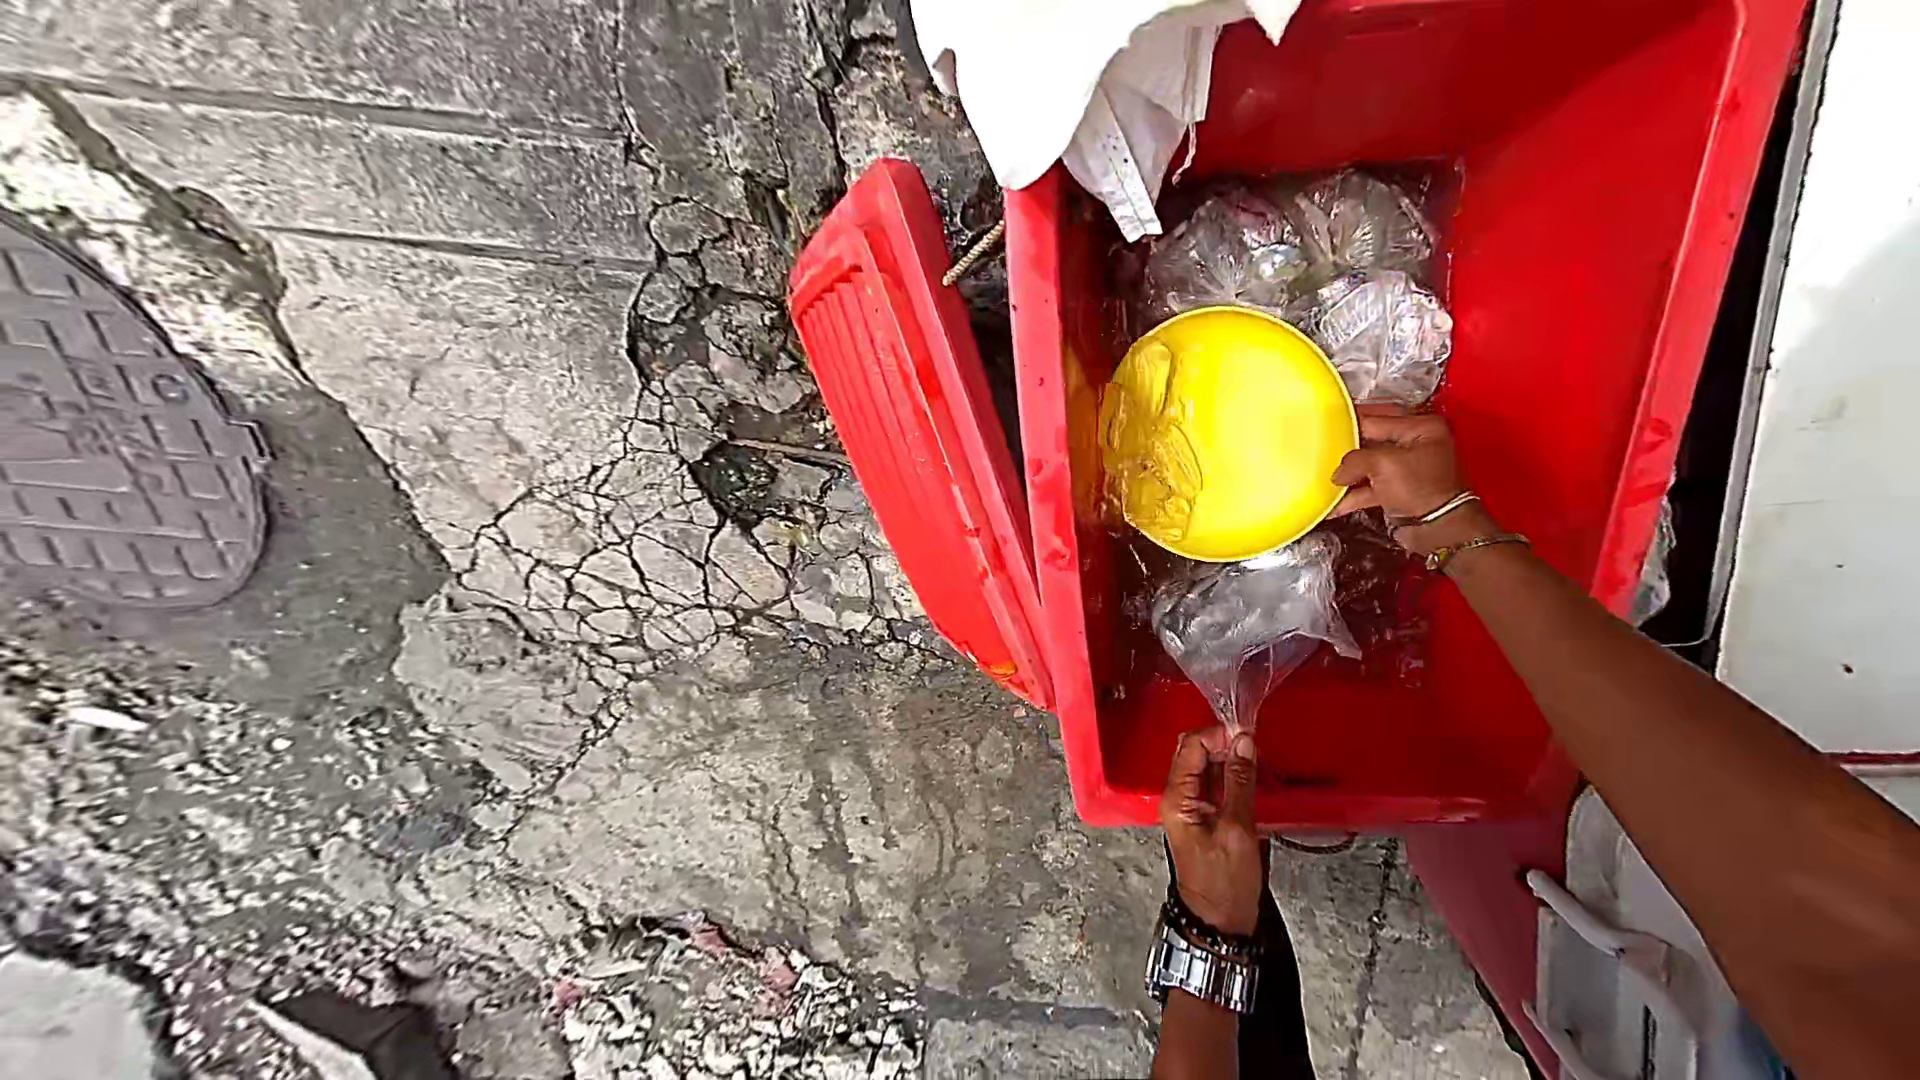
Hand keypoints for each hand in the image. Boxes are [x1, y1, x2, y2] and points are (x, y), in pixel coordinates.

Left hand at [1160, 725, 1262, 935]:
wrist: (1219, 923)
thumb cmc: (1226, 882)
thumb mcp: (1238, 829)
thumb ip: (1240, 782)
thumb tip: (1244, 742)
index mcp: (1177, 797)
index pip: (1190, 747)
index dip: (1217, 735)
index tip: (1246, 734)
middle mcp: (1176, 796)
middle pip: (1193, 752)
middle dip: (1221, 742)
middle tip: (1253, 743)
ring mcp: (1188, 805)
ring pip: (1203, 766)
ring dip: (1226, 757)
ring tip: (1254, 757)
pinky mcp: (1202, 815)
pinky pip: (1211, 784)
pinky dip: (1229, 774)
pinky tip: (1248, 775)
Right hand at [1330, 407, 1495, 555]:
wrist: (1438, 527)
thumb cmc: (1420, 488)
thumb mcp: (1382, 464)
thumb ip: (1353, 460)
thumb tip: (1338, 472)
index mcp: (1421, 428)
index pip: (1376, 419)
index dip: (1350, 422)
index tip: (1327, 423)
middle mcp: (1417, 444)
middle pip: (1371, 440)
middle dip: (1347, 447)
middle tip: (1323, 446)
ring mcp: (1408, 468)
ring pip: (1368, 464)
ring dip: (1347, 472)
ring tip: (1325, 473)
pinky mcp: (1399, 489)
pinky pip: (1369, 486)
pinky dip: (1352, 494)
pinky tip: (1333, 502)